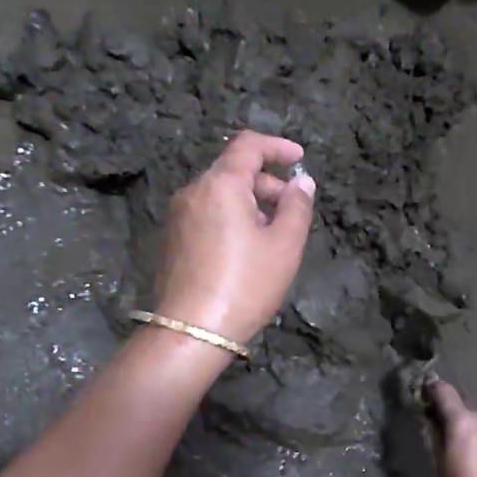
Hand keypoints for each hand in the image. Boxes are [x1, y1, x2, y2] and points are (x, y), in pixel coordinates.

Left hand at [154, 131, 316, 344]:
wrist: (192, 331)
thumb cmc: (246, 284)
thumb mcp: (285, 245)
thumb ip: (297, 206)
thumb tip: (302, 183)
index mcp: (220, 184)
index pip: (248, 145)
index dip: (277, 147)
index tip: (300, 159)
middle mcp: (193, 191)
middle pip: (234, 170)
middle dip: (268, 182)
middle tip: (294, 210)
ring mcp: (179, 215)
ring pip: (221, 193)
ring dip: (252, 202)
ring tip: (274, 234)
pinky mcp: (174, 238)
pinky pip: (208, 212)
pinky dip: (233, 216)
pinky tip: (248, 248)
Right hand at [427, 381, 476, 476]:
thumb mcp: (440, 461)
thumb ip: (434, 435)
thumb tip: (431, 419)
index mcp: (461, 419)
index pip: (445, 391)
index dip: (433, 389)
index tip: (427, 392)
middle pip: (463, 410)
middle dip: (455, 418)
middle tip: (448, 436)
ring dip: (472, 431)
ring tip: (469, 453)